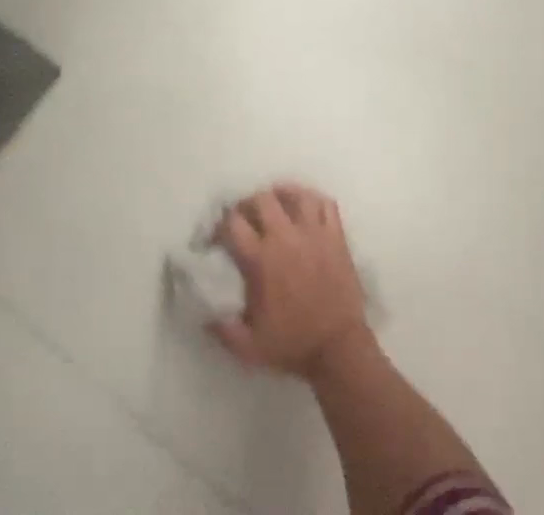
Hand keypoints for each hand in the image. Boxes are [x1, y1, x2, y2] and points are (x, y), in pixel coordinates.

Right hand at [210, 183, 374, 380]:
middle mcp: (286, 238)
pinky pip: (326, 204)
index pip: (233, 223)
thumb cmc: (292, 345)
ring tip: (275, 204)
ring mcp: (314, 234)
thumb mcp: (246, 346)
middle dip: (248, 204)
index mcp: (260, 260)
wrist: (338, 348)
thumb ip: (222, 328)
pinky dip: (313, 200)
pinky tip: (305, 207)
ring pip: (296, 195)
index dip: (221, 225)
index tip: (219, 236)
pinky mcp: (337, 238)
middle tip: (245, 217)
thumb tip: (205, 313)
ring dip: (282, 195)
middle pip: (262, 199)